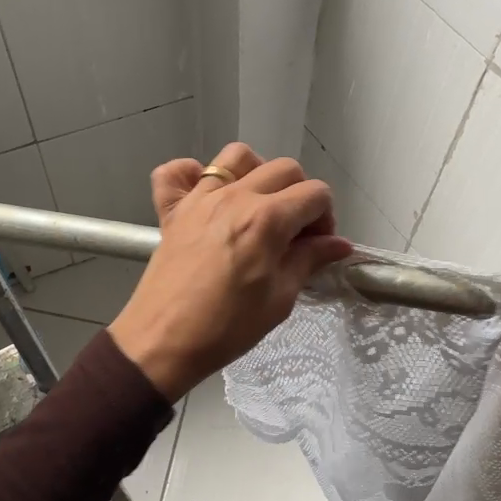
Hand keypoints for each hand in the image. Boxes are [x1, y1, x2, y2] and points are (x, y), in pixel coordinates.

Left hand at [108, 143, 353, 398]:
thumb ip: (309, 261)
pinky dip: (191, 175)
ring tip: (258, 206)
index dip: (325, 218)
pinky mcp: (171, 210)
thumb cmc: (227, 328)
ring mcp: (199, 199)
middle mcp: (234, 197)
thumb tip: (338, 245)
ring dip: (256, 173)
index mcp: (267, 220)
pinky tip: (205, 197)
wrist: (162, 343)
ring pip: (236, 156)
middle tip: (295, 233)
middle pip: (284, 169)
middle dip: (300, 195)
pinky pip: (177, 171)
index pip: (315, 194)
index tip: (318, 246)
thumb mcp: (280, 299)